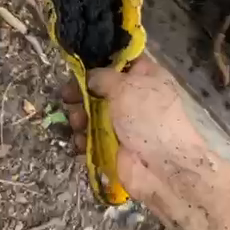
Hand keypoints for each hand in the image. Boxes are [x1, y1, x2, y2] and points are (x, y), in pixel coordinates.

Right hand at [62, 56, 210, 199]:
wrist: (161, 167)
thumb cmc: (148, 117)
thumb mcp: (125, 86)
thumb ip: (102, 76)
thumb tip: (88, 76)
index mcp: (146, 78)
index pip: (122, 62)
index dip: (100, 62)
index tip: (80, 66)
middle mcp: (135, 98)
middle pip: (100, 89)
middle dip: (82, 93)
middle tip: (68, 97)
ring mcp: (124, 124)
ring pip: (92, 114)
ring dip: (80, 117)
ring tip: (77, 123)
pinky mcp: (114, 146)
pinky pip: (91, 137)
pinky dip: (83, 139)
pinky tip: (80, 141)